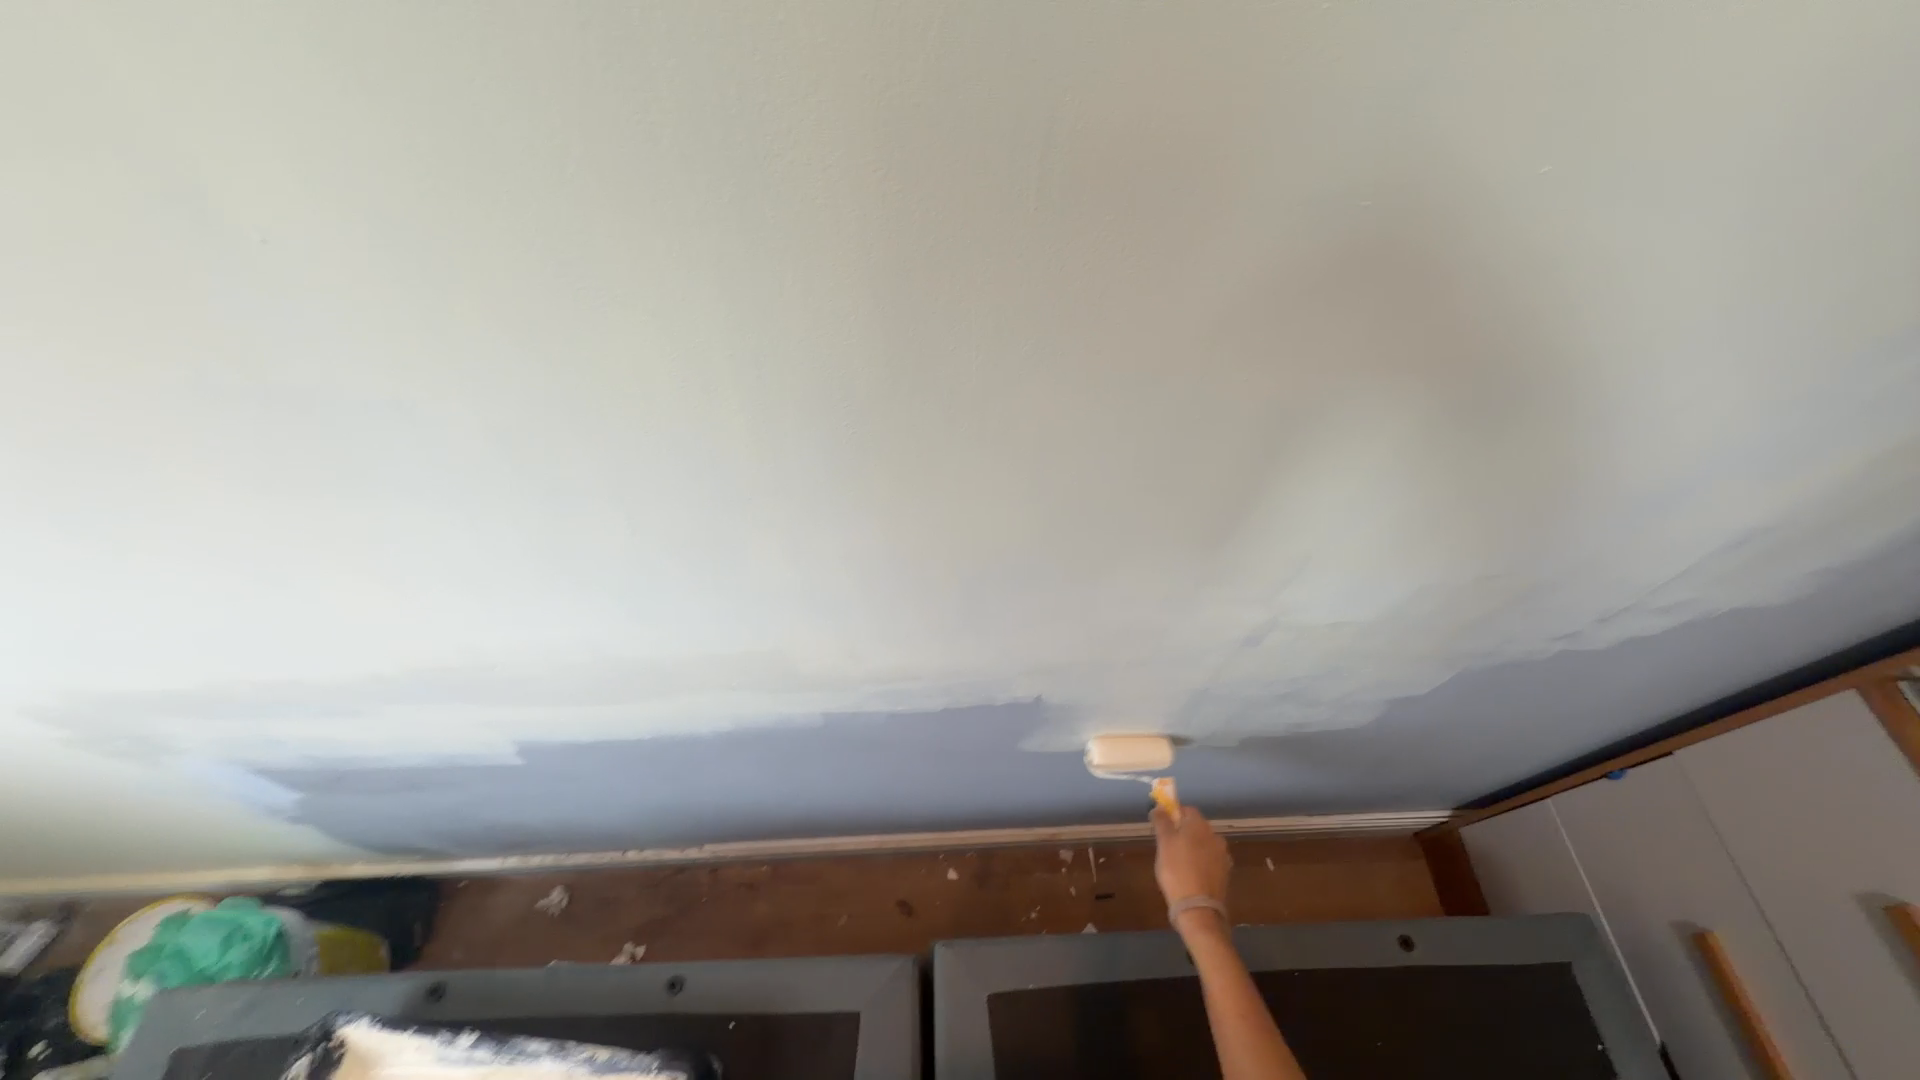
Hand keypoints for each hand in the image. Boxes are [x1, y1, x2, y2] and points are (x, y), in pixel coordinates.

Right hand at [1152, 805, 1231, 930]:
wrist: (1198, 907)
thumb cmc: (1176, 870)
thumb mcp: (1163, 843)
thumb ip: (1161, 822)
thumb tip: (1159, 806)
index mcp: (1200, 825)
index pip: (1187, 809)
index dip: (1173, 813)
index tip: (1161, 825)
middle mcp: (1215, 836)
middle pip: (1196, 826)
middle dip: (1182, 831)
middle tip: (1166, 844)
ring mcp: (1222, 855)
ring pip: (1204, 843)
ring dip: (1192, 847)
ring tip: (1177, 861)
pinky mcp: (1225, 872)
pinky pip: (1209, 860)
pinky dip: (1200, 862)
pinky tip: (1190, 874)